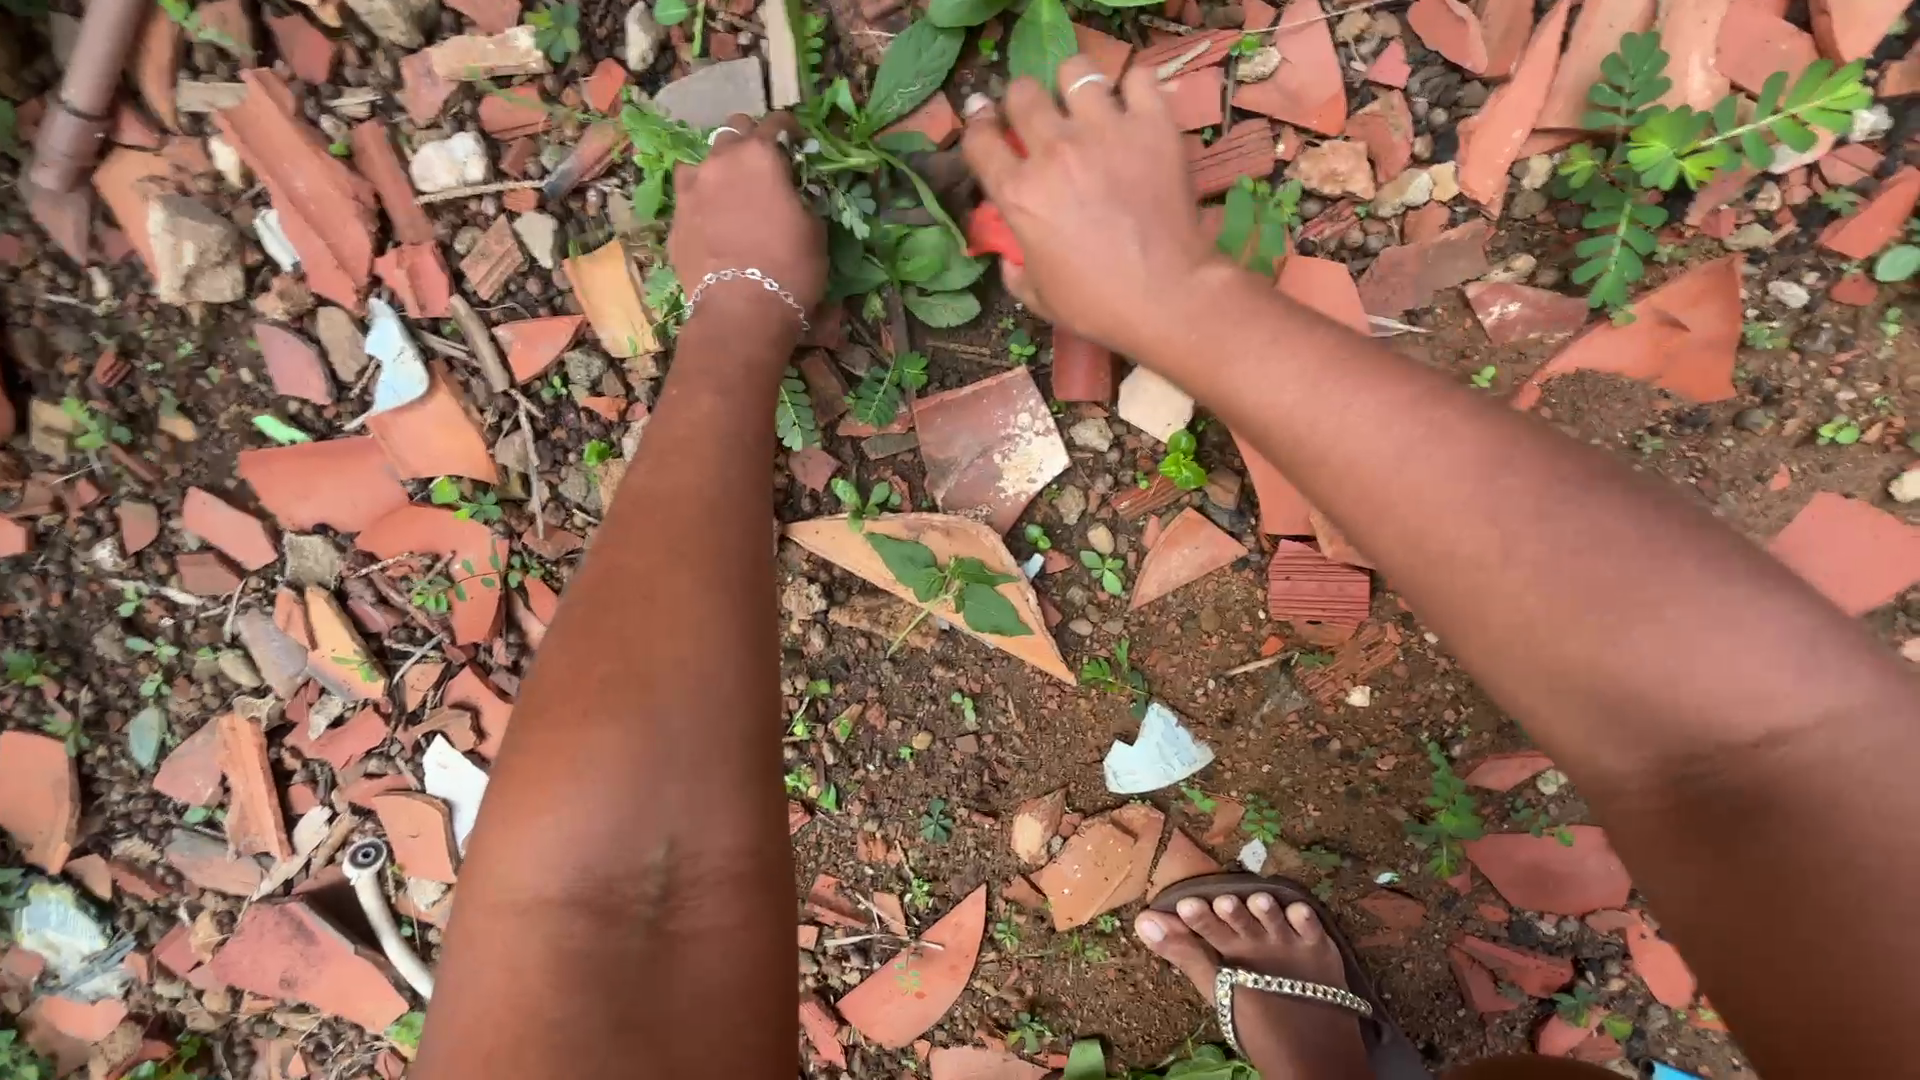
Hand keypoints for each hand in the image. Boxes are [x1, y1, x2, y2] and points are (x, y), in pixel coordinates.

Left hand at [669, 113, 827, 330]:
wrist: (742, 310)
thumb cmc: (790, 269)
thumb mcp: (815, 232)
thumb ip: (801, 201)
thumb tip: (793, 197)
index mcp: (760, 156)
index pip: (775, 123)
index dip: (788, 128)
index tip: (796, 139)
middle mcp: (721, 160)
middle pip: (733, 131)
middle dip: (750, 141)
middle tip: (764, 164)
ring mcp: (692, 188)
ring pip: (705, 161)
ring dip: (721, 168)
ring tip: (732, 191)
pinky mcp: (677, 218)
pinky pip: (690, 196)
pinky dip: (703, 200)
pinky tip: (713, 220)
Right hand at [960, 59, 1229, 357]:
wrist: (1165, 295)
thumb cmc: (1096, 305)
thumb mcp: (1038, 298)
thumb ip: (1015, 272)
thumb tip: (1009, 258)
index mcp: (1019, 194)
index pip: (979, 140)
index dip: (977, 128)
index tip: (984, 124)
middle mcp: (1055, 151)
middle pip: (1022, 93)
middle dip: (1021, 102)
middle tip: (1036, 118)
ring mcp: (1105, 131)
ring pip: (1075, 71)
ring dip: (1074, 86)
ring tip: (1084, 105)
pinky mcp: (1151, 125)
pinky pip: (1137, 78)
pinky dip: (1133, 88)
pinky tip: (1131, 107)